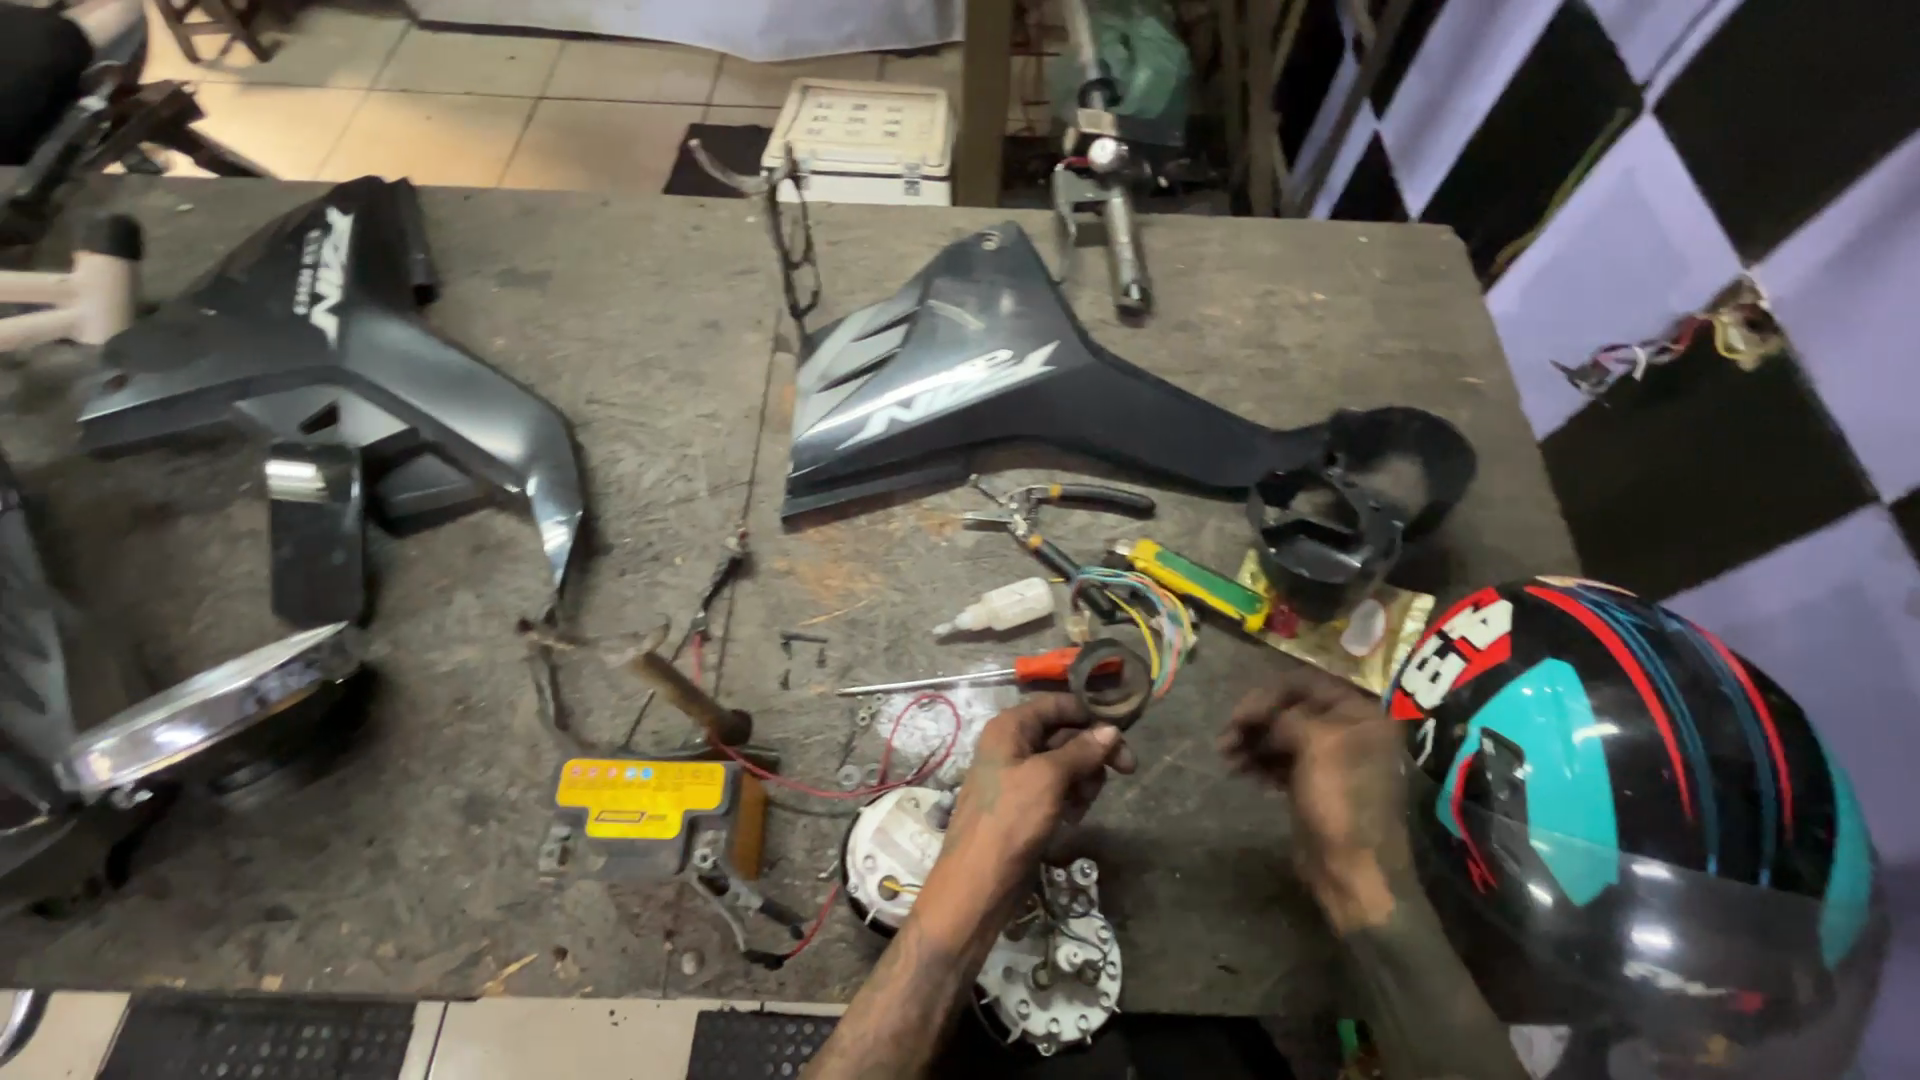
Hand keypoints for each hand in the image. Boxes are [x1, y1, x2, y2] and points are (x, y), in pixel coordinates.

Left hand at [915, 694, 1135, 943]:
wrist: (979, 881)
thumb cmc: (1010, 820)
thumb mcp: (1049, 778)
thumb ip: (1081, 750)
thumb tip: (1111, 729)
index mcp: (1009, 727)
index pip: (1056, 704)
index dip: (1088, 713)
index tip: (1122, 730)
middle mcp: (1011, 745)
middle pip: (1064, 734)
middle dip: (1092, 752)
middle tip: (1127, 769)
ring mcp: (1017, 776)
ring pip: (1065, 764)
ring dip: (1083, 780)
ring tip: (1083, 803)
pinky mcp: (1024, 805)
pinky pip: (1057, 789)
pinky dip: (1071, 799)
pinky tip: (1073, 818)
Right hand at [1220, 665, 1407, 931]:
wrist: (1352, 871)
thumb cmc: (1340, 803)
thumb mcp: (1316, 746)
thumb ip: (1289, 717)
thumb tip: (1267, 716)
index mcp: (1360, 715)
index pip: (1306, 684)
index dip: (1268, 695)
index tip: (1239, 715)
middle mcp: (1348, 730)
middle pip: (1290, 708)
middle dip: (1255, 720)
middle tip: (1226, 738)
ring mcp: (1330, 758)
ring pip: (1280, 734)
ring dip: (1251, 741)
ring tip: (1227, 758)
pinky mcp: (1313, 781)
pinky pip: (1280, 758)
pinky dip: (1259, 760)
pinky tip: (1241, 772)